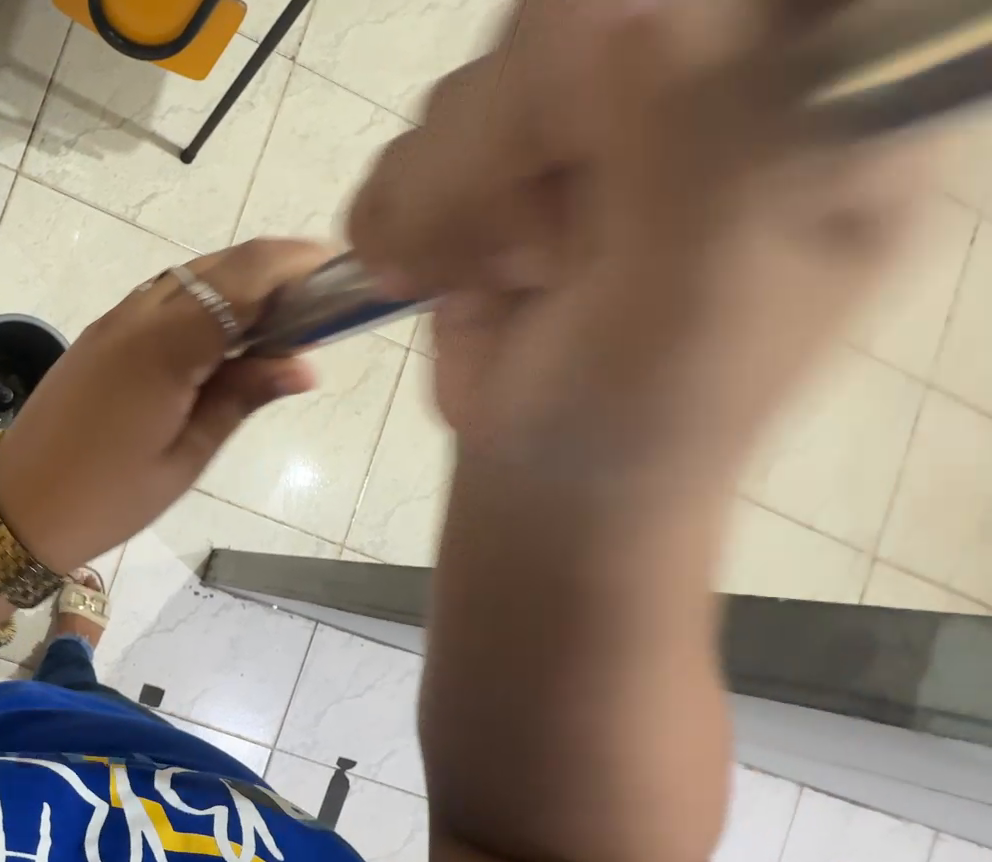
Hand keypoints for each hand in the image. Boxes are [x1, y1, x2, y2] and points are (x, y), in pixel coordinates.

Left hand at [0, 239, 334, 571]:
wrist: (14, 509)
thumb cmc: (106, 500)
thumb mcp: (185, 458)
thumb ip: (241, 398)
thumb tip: (303, 364)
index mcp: (165, 347)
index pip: (246, 278)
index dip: (298, 267)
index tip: (341, 277)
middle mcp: (136, 317)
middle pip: (218, 266)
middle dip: (274, 270)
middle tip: (318, 304)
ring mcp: (111, 323)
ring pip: (186, 278)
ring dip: (235, 284)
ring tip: (278, 321)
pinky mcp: (96, 337)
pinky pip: (159, 300)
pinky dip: (199, 302)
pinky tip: (221, 335)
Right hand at [348, 0, 925, 490]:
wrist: (546, 480)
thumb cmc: (640, 415)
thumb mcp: (695, 296)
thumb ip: (687, 151)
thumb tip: (616, 10)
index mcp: (805, 91)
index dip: (625, 57)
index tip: (598, 173)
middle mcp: (689, 86)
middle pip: (556, 25)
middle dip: (507, 160)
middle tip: (538, 262)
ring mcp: (575, 129)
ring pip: (462, 93)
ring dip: (445, 212)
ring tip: (493, 287)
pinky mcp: (485, 175)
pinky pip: (401, 151)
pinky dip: (391, 227)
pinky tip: (429, 276)